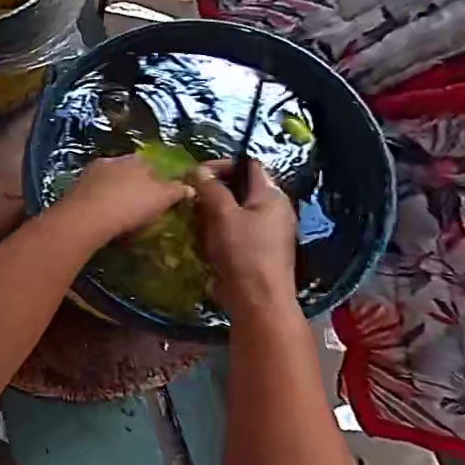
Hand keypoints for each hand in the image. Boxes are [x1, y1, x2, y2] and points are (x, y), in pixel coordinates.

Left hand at [53, 154, 195, 242]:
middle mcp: (111, 161)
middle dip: (132, 184)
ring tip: (118, 211)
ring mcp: (89, 174)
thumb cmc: (130, 205)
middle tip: (138, 203)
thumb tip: (189, 187)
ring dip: (112, 192)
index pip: (149, 163)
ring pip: (106, 181)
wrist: (86, 218)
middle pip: (125, 171)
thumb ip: (176, 191)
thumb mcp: (162, 199)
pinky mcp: (73, 190)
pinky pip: (92, 194)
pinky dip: (98, 202)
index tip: (158, 193)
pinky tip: (101, 215)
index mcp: (134, 159)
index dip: (156, 178)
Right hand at [192, 159, 298, 318]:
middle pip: (241, 187)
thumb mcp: (222, 216)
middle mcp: (274, 209)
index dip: (223, 165)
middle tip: (190, 195)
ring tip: (192, 215)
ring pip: (236, 208)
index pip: (249, 165)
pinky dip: (217, 226)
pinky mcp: (257, 248)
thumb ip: (211, 189)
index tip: (196, 174)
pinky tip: (202, 235)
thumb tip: (199, 170)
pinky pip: (235, 227)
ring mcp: (267, 230)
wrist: (258, 299)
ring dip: (213, 208)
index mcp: (271, 195)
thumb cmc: (243, 252)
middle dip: (214, 188)